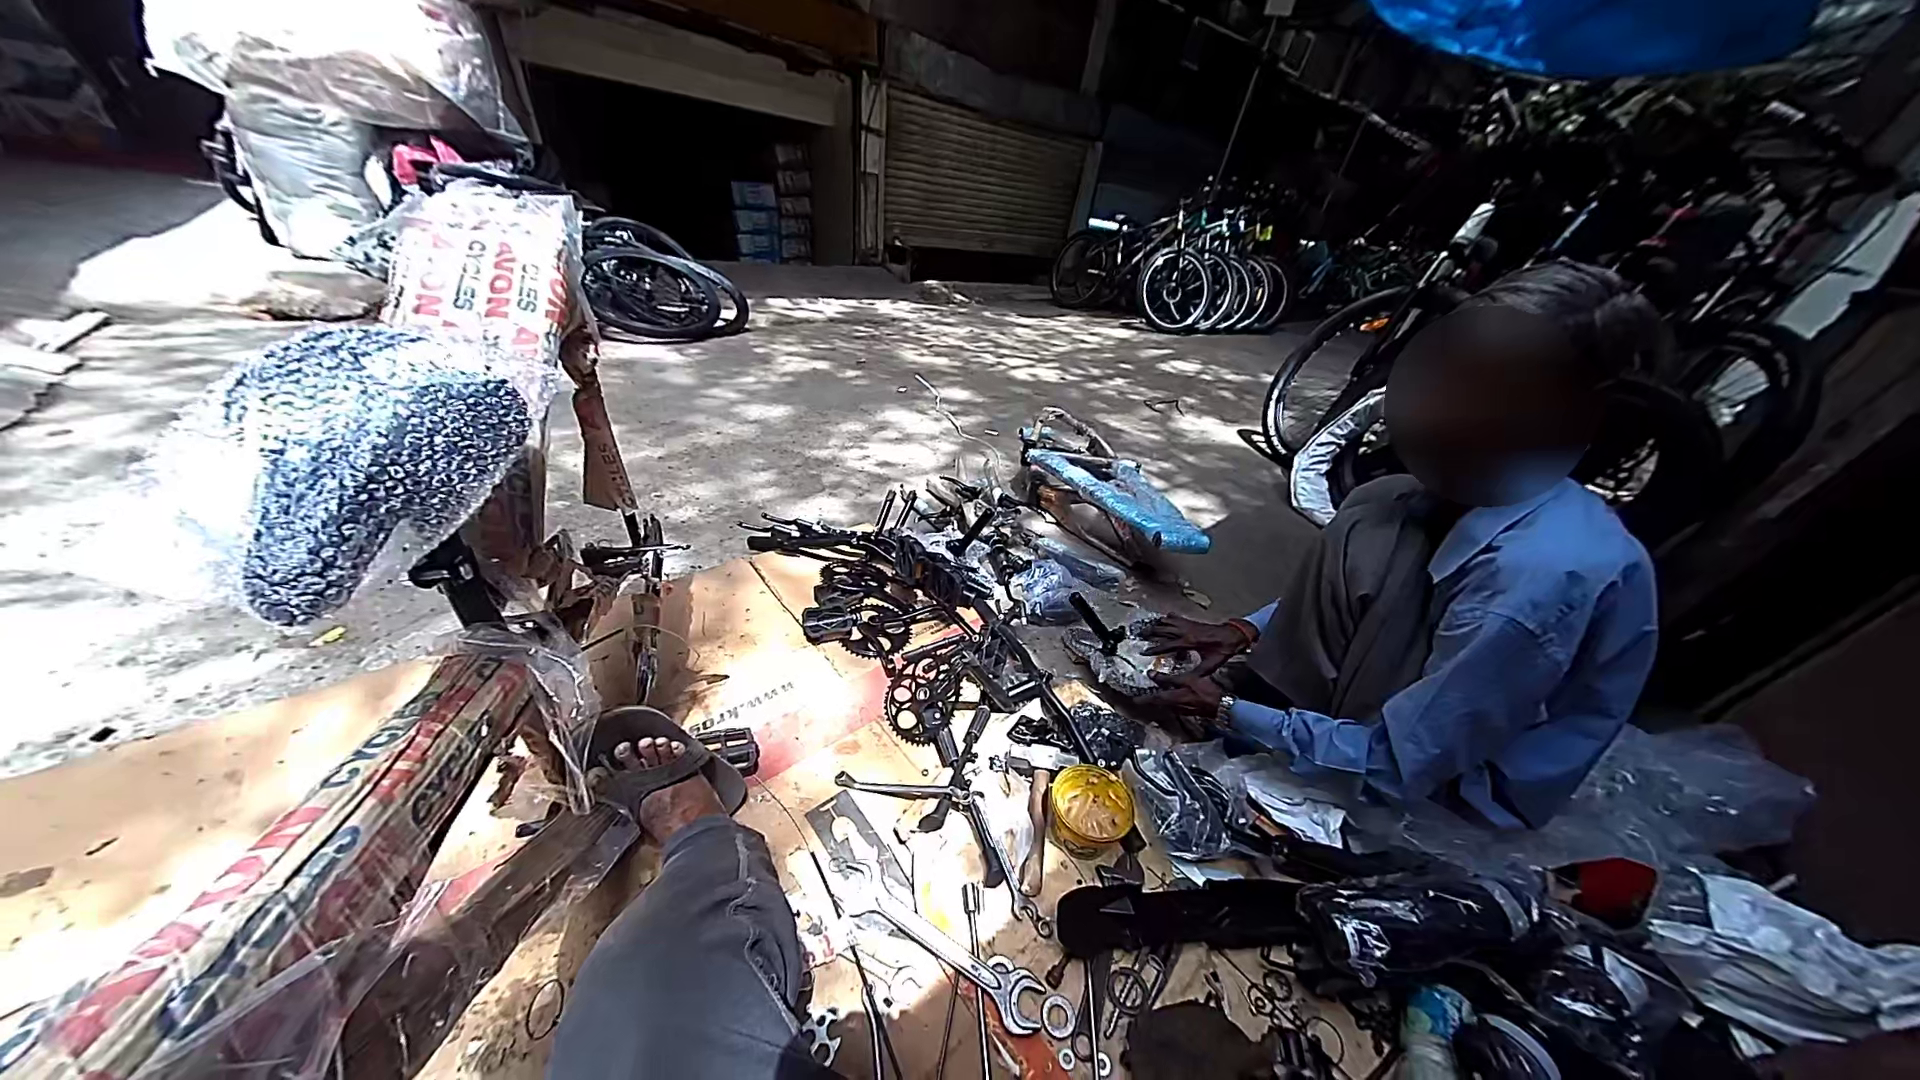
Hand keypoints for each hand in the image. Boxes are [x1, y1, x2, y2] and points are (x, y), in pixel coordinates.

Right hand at [1140, 614, 1254, 676]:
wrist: (1233, 635)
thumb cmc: (1223, 649)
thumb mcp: (1211, 664)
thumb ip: (1199, 672)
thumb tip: (1188, 680)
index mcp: (1188, 642)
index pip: (1167, 645)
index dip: (1154, 649)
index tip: (1144, 652)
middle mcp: (1185, 631)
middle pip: (1163, 630)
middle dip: (1150, 632)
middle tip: (1140, 635)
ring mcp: (1188, 625)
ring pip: (1167, 622)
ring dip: (1157, 624)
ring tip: (1147, 627)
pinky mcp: (1192, 622)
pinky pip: (1176, 618)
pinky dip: (1168, 618)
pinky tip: (1164, 618)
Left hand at [1142, 672, 1223, 717]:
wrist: (1222, 706)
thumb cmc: (1205, 692)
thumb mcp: (1186, 680)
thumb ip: (1168, 678)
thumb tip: (1151, 674)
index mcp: (1172, 699)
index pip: (1153, 699)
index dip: (1143, 699)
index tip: (1134, 700)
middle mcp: (1175, 707)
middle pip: (1158, 704)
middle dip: (1149, 701)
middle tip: (1141, 698)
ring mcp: (1182, 710)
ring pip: (1166, 706)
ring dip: (1158, 702)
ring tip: (1153, 696)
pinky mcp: (1189, 711)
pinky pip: (1174, 707)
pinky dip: (1168, 702)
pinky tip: (1170, 697)